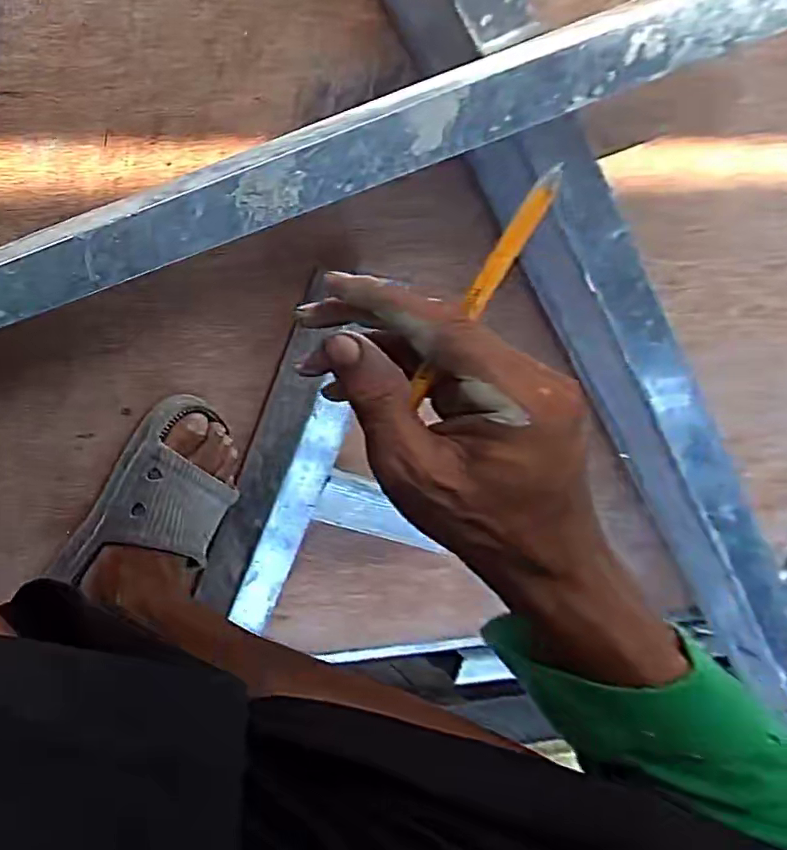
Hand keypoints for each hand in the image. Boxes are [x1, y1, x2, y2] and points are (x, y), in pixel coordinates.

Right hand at [296, 272, 686, 686]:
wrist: (542, 564)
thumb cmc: (473, 522)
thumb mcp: (409, 464)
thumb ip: (376, 396)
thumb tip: (341, 341)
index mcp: (515, 394)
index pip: (442, 325)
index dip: (382, 299)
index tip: (332, 285)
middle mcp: (529, 377)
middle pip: (437, 327)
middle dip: (367, 319)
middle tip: (307, 321)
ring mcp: (524, 385)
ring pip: (435, 345)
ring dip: (374, 349)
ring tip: (317, 369)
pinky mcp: (511, 396)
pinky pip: (445, 366)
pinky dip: (396, 369)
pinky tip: (355, 386)